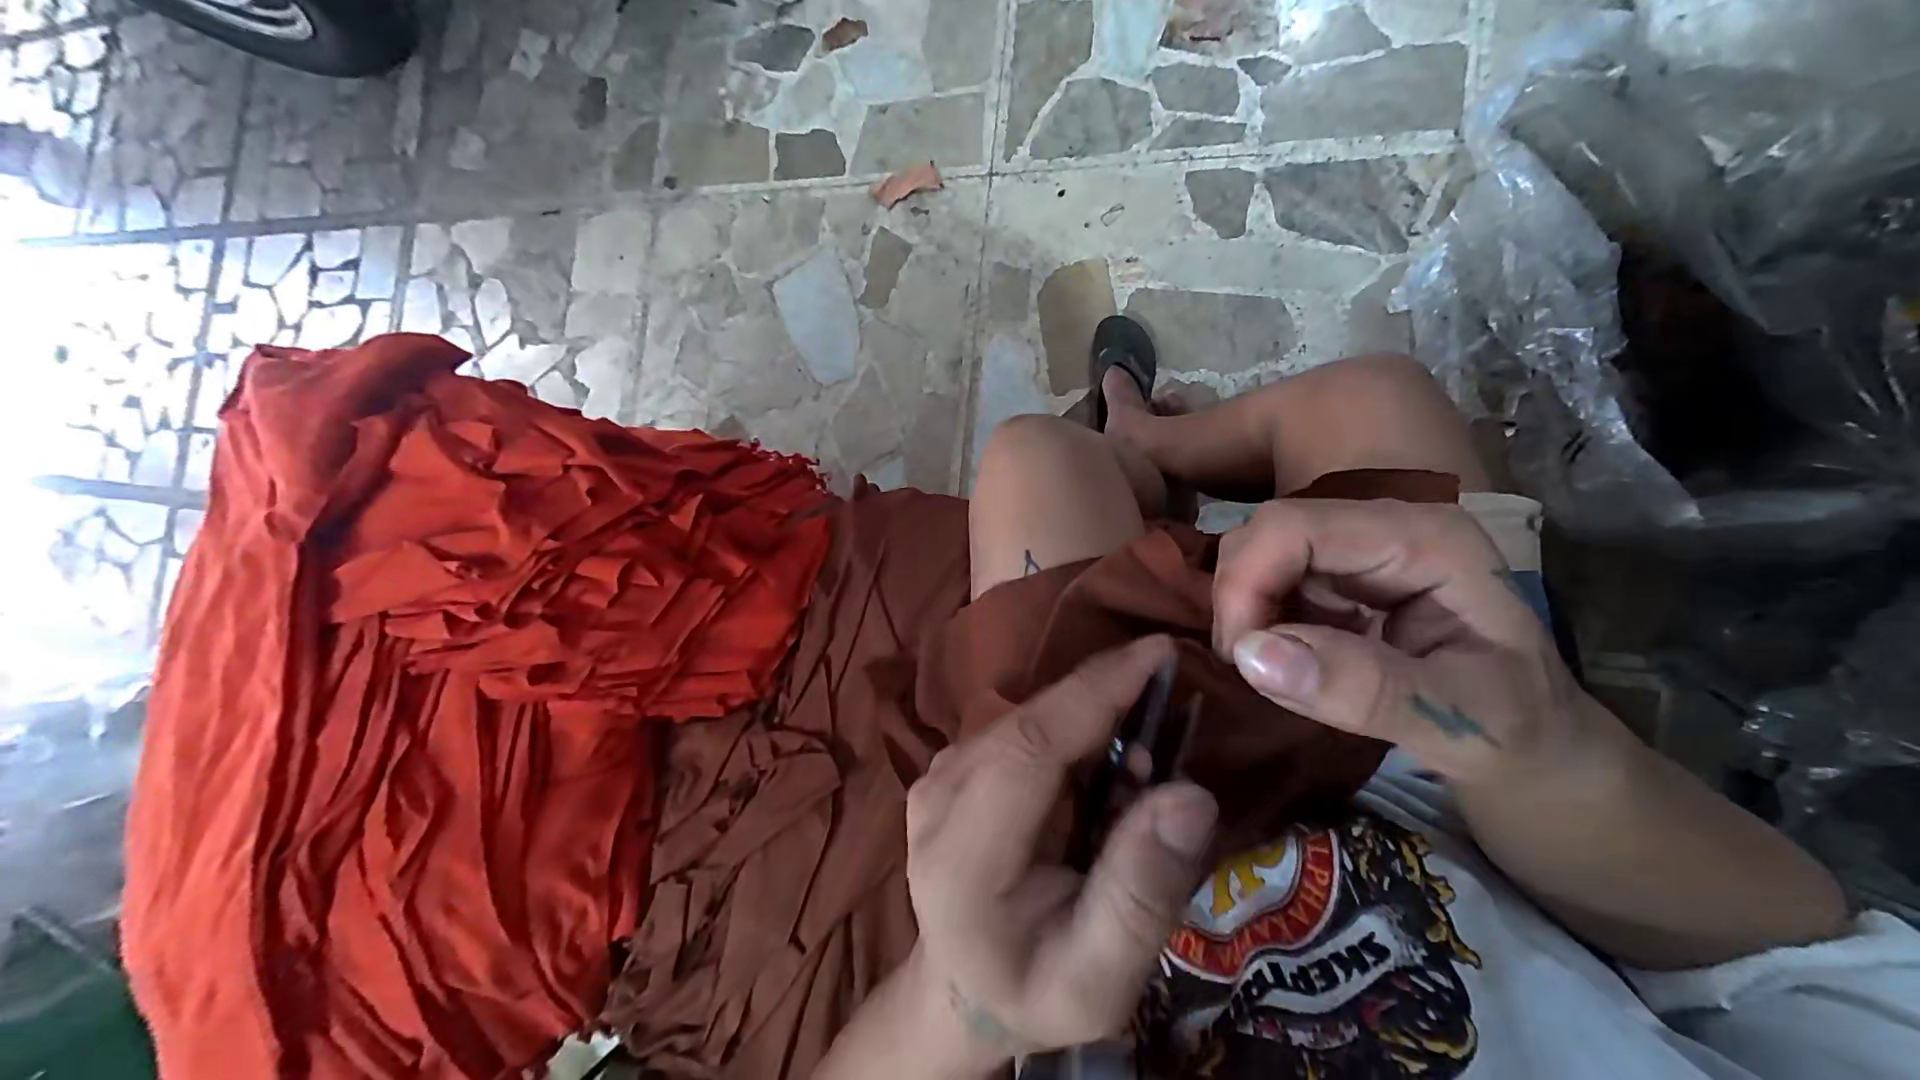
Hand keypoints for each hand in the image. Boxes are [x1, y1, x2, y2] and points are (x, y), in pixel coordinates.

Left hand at [903, 637, 1219, 1069]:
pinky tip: (1101, 768)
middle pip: (1029, 721)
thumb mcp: (1103, 976)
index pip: (1028, 747)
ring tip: (1139, 766)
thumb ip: (1143, 890)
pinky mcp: (951, 764)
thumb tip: (1191, 794)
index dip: (1095, 691)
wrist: (966, 988)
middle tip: (1172, 699)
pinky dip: (1070, 729)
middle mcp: (937, 795)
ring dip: (1092, 716)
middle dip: (1106, 697)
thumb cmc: (1034, 989)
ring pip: (1028, 716)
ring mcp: (938, 773)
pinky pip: (1020, 727)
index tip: (1160, 650)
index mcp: (963, 853)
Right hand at [1213, 499, 1599, 786]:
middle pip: (1266, 534)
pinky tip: (1277, 659)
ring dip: (1242, 612)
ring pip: (1257, 555)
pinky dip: (1253, 620)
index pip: (1294, 528)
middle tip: (1247, 669)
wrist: (1534, 743)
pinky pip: (1266, 581)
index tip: (1240, 657)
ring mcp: (1356, 551)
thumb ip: (1363, 689)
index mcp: (1424, 540)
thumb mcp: (1455, 723)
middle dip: (1238, 600)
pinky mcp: (1336, 577)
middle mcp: (1382, 528)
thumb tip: (1251, 655)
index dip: (1247, 583)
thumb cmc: (1515, 730)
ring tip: (1264, 670)